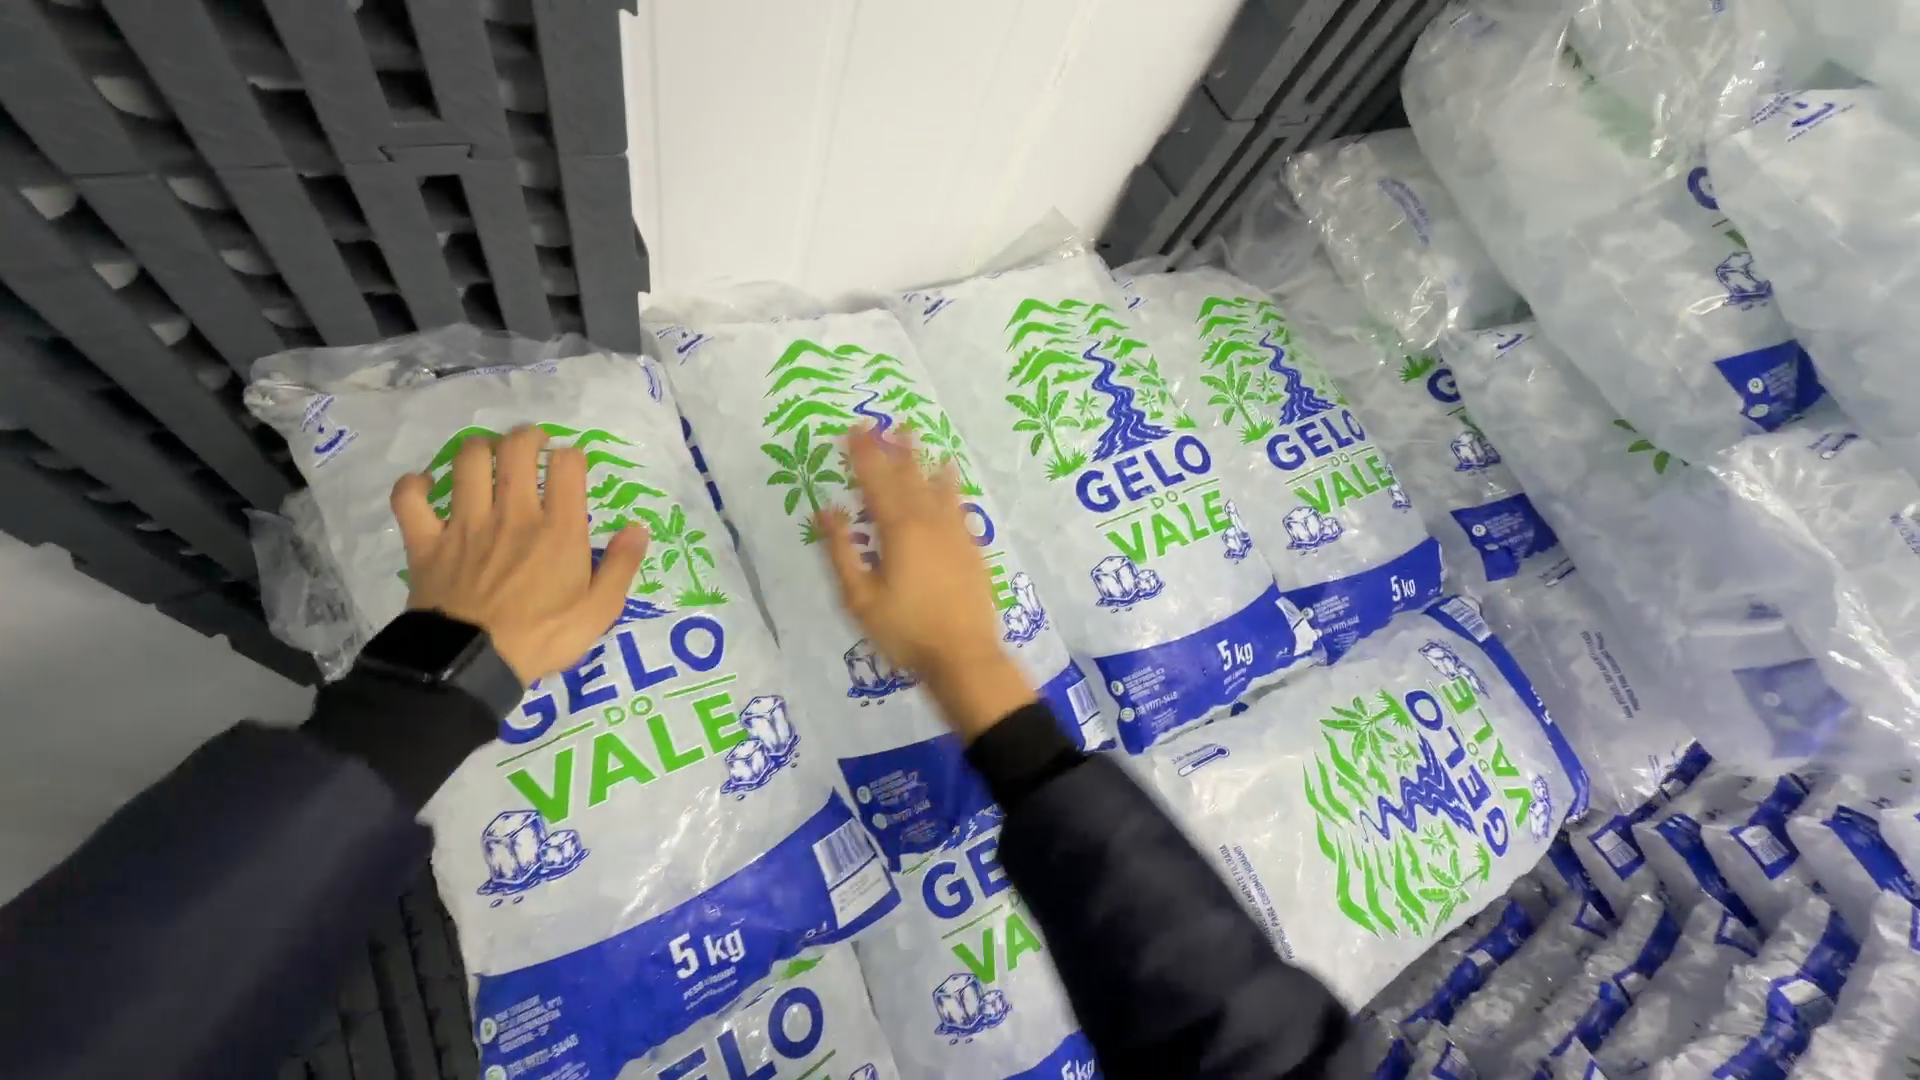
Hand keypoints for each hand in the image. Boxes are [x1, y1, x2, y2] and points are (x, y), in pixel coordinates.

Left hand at [388, 425, 648, 685]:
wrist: (472, 664)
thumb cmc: (544, 637)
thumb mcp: (601, 609)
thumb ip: (622, 565)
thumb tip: (637, 528)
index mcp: (559, 529)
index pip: (568, 466)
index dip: (573, 455)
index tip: (574, 463)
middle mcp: (513, 514)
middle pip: (516, 451)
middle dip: (527, 437)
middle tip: (532, 443)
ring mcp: (465, 525)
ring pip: (468, 462)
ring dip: (480, 448)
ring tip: (488, 453)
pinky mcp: (427, 542)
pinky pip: (411, 499)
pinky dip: (415, 484)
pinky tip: (425, 483)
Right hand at [819, 427, 1032, 740]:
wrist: (964, 655)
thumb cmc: (906, 631)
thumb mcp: (861, 597)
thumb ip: (842, 551)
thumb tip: (826, 511)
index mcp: (898, 531)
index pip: (876, 483)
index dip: (864, 455)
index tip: (854, 429)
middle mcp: (929, 522)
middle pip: (908, 476)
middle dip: (892, 448)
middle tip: (884, 421)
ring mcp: (954, 533)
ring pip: (936, 485)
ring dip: (922, 458)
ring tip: (914, 432)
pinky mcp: (971, 547)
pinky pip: (958, 504)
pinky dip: (950, 484)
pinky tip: (950, 474)